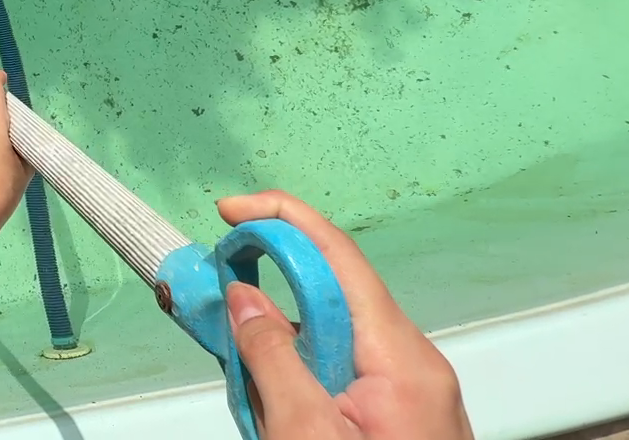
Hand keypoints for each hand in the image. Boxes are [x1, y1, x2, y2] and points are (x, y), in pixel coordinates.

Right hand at [216, 191, 472, 439]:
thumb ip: (268, 354)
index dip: (279, 217)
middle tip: (219, 312)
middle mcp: (410, 359)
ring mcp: (407, 386)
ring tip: (252, 394)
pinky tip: (274, 407)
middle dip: (267, 291)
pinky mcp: (395, 409)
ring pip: (324, 329)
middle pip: (327, 288)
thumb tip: (242, 294)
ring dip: (274, 342)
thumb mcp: (303, 432)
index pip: (336, 253)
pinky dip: (291, 367)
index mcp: (399, 355)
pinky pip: (332, 362)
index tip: (225, 212)